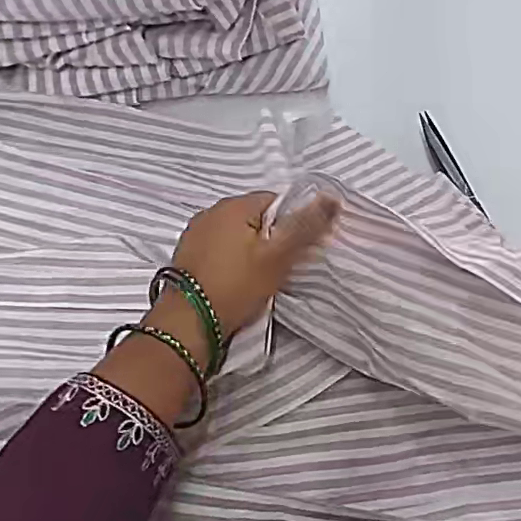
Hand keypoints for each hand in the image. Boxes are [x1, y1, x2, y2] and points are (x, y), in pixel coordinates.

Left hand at [93, 191, 339, 425]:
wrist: (189, 323)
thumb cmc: (236, 286)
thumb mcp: (278, 256)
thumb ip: (305, 226)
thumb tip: (333, 197)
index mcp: (233, 205)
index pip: (276, 201)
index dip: (292, 224)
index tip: (297, 250)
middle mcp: (210, 212)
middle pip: (256, 218)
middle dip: (272, 239)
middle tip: (282, 267)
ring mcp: (195, 233)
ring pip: (237, 235)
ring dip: (251, 251)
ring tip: (260, 278)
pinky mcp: (187, 255)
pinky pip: (220, 249)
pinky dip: (232, 261)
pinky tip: (238, 282)